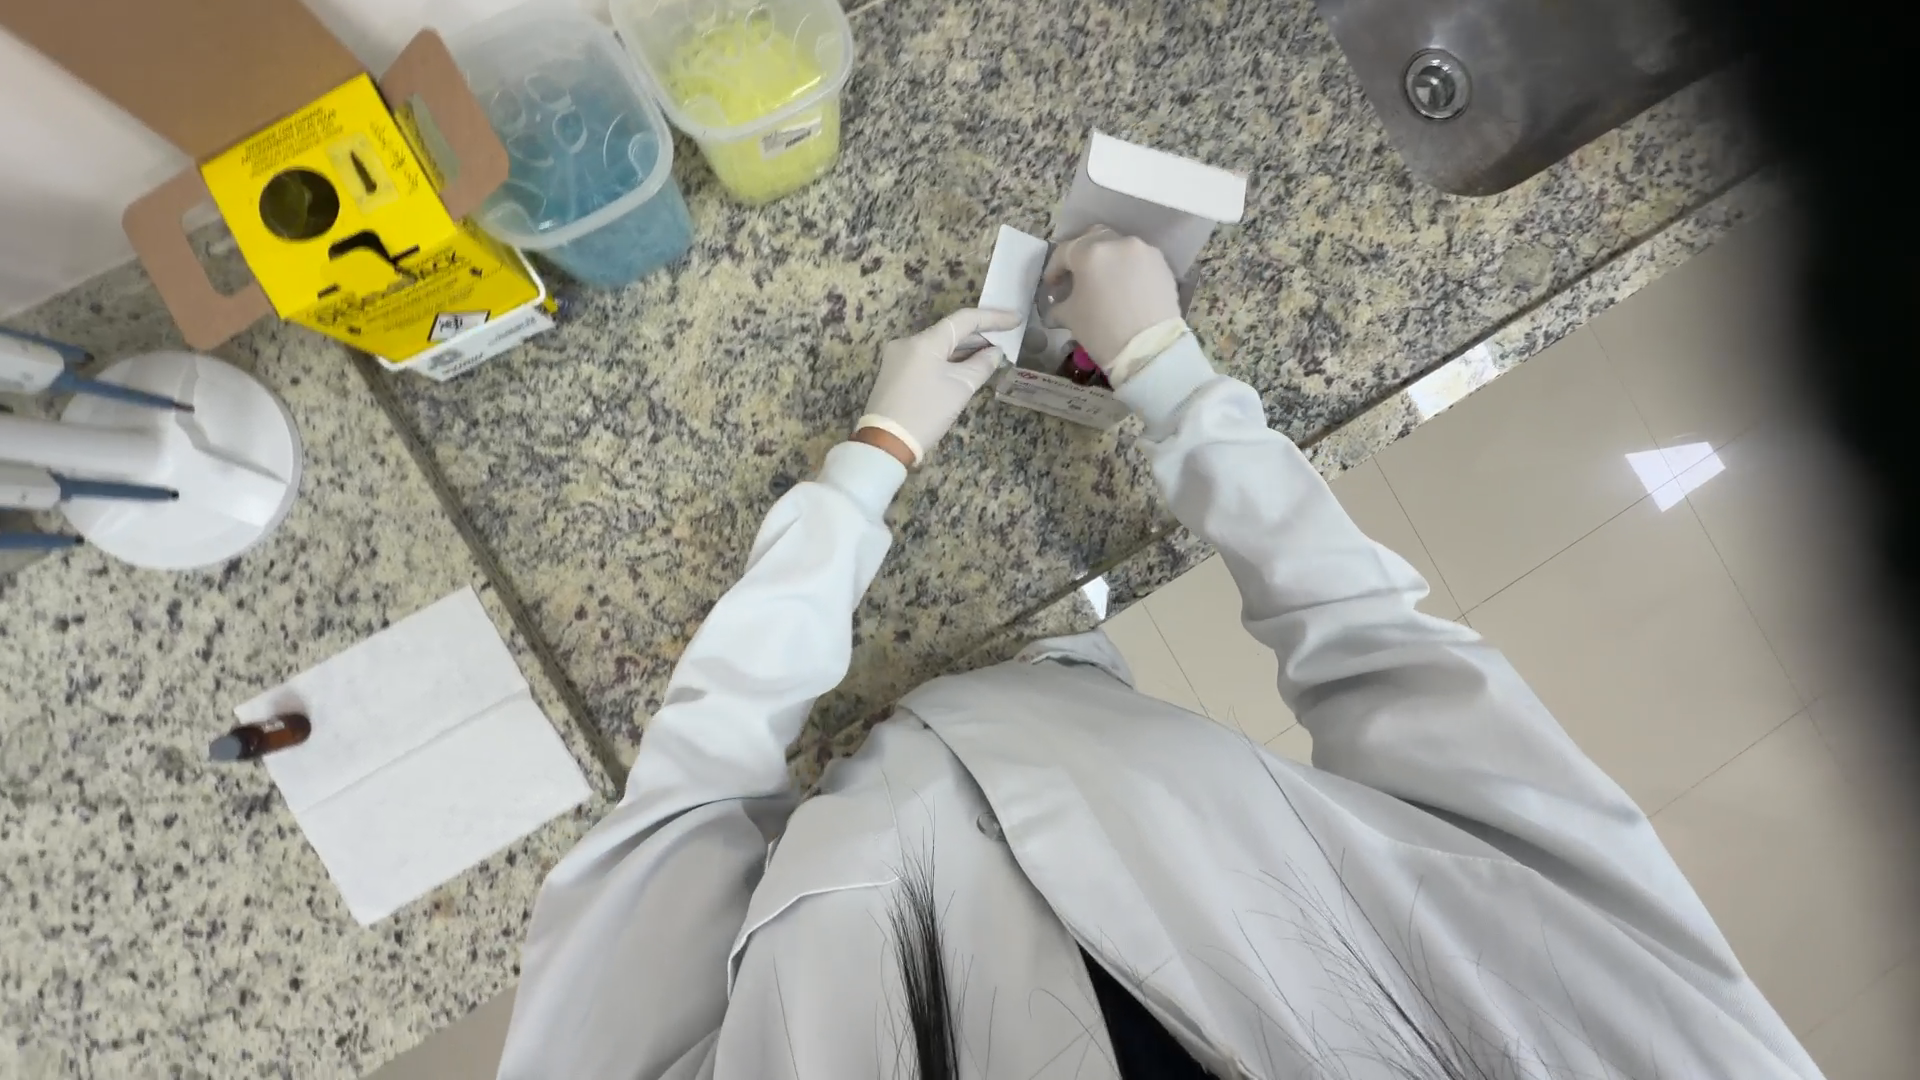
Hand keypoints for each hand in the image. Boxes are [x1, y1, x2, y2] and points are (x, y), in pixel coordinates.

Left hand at [856, 307, 1021, 465]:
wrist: (886, 443)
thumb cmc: (926, 413)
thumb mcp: (960, 388)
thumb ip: (982, 365)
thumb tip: (995, 352)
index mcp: (925, 341)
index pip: (965, 319)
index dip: (994, 317)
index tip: (1016, 319)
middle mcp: (909, 342)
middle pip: (950, 332)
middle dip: (979, 337)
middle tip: (1006, 342)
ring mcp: (899, 358)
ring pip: (938, 347)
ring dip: (964, 351)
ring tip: (991, 356)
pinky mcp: (895, 374)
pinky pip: (927, 359)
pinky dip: (948, 362)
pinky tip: (965, 368)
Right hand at [1042, 227, 1183, 381]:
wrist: (1149, 349)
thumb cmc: (1102, 331)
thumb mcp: (1070, 318)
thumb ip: (1059, 306)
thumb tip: (1055, 307)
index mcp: (1090, 253)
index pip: (1064, 252)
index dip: (1054, 269)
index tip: (1052, 285)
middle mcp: (1117, 243)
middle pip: (1093, 239)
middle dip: (1082, 255)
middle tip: (1077, 276)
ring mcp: (1143, 250)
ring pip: (1118, 247)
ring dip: (1107, 261)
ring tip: (1104, 283)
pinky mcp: (1161, 264)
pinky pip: (1138, 260)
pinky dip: (1128, 269)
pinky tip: (1125, 289)